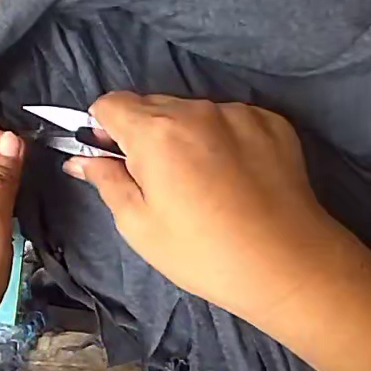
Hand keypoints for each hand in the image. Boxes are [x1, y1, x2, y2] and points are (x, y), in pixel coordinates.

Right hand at [65, 93, 354, 322]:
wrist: (291, 266)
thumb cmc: (204, 253)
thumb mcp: (139, 225)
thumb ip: (106, 180)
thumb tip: (80, 159)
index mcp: (155, 132)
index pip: (109, 103)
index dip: (101, 128)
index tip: (110, 156)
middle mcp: (196, 110)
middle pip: (150, 105)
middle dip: (141, 133)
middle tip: (154, 179)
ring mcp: (238, 112)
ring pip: (190, 112)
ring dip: (181, 134)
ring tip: (199, 181)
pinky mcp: (271, 121)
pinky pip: (228, 119)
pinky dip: (219, 138)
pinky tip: (232, 176)